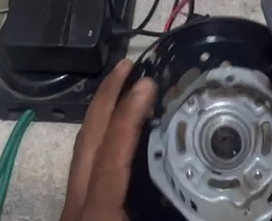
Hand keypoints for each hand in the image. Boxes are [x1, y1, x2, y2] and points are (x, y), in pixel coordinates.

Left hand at [60, 59, 157, 220]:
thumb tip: (199, 202)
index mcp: (96, 217)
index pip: (111, 158)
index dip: (128, 117)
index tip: (147, 83)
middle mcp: (77, 207)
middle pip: (87, 141)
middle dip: (105, 97)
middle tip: (127, 65)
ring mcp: (72, 209)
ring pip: (82, 150)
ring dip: (101, 114)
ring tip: (122, 87)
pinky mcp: (75, 213)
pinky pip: (85, 164)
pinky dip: (100, 138)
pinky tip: (116, 133)